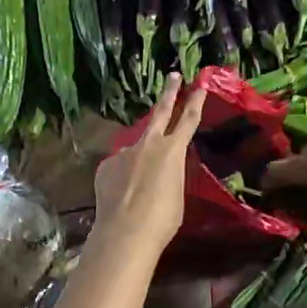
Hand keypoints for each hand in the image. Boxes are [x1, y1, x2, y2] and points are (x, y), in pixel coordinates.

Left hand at [92, 74, 205, 255]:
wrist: (126, 232)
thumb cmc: (163, 219)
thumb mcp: (177, 192)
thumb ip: (170, 173)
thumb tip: (158, 168)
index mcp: (173, 151)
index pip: (189, 120)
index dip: (196, 101)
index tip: (200, 84)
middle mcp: (148, 144)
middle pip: (161, 112)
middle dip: (170, 92)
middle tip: (174, 75)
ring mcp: (124, 153)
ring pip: (137, 147)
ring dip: (143, 156)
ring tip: (145, 180)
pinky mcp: (106, 166)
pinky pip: (120, 167)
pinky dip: (125, 177)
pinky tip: (126, 196)